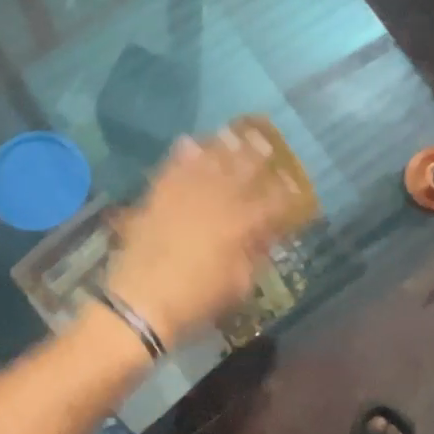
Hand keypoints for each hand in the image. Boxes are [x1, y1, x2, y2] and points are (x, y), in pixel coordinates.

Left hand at [106, 131, 300, 346]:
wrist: (141, 299)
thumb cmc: (195, 300)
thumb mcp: (237, 284)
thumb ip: (252, 256)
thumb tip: (261, 238)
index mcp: (244, 222)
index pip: (274, 199)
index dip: (286, 189)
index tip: (292, 181)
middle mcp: (219, 198)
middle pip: (244, 167)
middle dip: (258, 154)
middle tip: (267, 141)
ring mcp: (187, 191)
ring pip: (211, 158)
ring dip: (225, 145)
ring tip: (234, 134)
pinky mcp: (159, 193)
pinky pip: (175, 164)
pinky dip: (185, 152)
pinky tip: (190, 142)